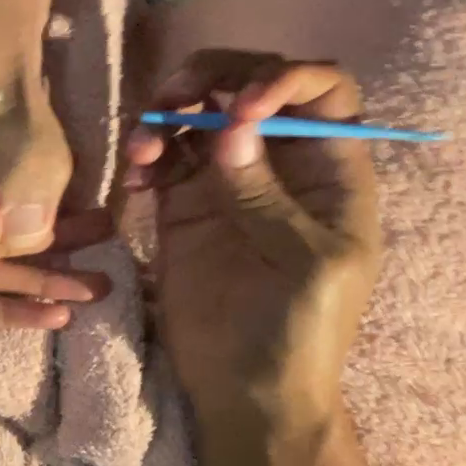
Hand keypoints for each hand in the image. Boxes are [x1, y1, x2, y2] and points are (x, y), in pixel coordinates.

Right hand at [124, 52, 381, 432]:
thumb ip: (266, 195)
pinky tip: (134, 177)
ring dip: (166, 116)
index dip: (284, 80)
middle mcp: (278, 164)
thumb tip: (230, 128)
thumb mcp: (305, 262)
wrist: (247, 386)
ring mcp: (225, 182)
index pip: (323, 91)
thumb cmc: (300, 329)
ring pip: (197, 117)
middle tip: (168, 98)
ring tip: (141, 150)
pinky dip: (144, 155)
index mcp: (332, 171)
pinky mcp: (180, 206)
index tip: (241, 104)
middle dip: (211, 79)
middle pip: (250, 89)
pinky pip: (162, 159)